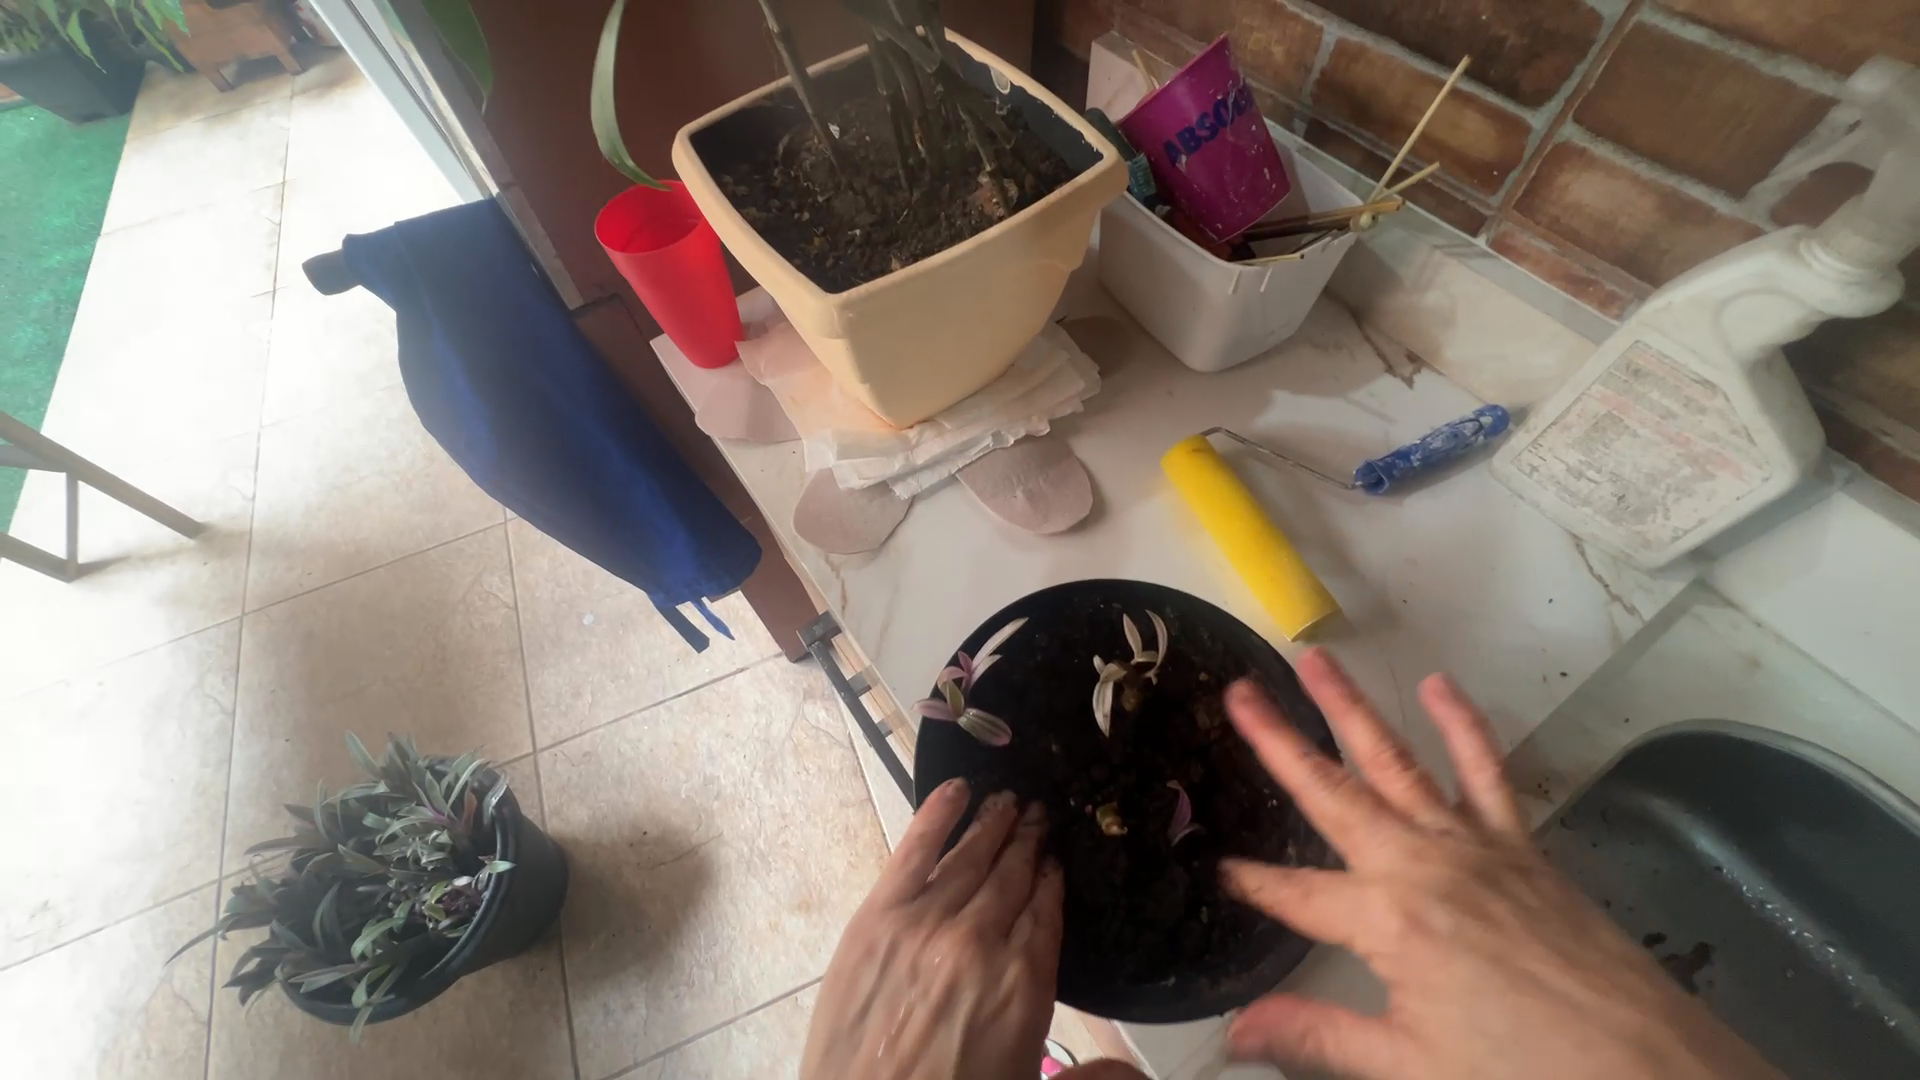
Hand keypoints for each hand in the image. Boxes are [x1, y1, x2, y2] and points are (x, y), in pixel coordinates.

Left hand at [803, 780, 1069, 1079]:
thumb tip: (1133, 1069)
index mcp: (1022, 984)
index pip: (1046, 909)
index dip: (1051, 877)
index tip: (1057, 855)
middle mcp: (980, 940)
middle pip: (1013, 875)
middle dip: (1029, 841)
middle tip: (1038, 813)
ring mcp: (925, 920)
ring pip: (971, 856)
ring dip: (993, 823)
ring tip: (1007, 800)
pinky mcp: (877, 915)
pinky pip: (914, 849)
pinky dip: (937, 814)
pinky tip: (956, 789)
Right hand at [1220, 648, 1782, 1079]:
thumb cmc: (1527, 1077)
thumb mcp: (1411, 1070)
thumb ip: (1315, 1037)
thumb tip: (1230, 1034)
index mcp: (1385, 918)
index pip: (1293, 894)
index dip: (1249, 883)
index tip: (1214, 868)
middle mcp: (1417, 861)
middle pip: (1331, 791)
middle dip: (1277, 740)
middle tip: (1238, 691)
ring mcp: (1469, 844)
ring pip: (1394, 761)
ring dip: (1351, 708)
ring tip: (1315, 661)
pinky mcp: (1516, 844)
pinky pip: (1486, 772)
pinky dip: (1462, 726)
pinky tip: (1438, 685)